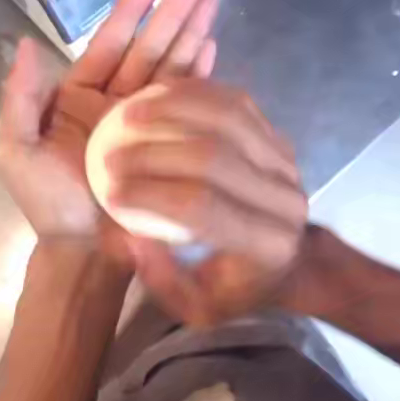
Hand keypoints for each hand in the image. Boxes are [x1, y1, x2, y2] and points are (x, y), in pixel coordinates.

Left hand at [0, 0, 219, 251]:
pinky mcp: (168, 147)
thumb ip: (19, 99)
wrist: (85, 251)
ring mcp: (144, 125)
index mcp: (78, 99)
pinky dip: (200, 78)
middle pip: (147, 50)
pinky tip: (214, 50)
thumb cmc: (50, 203)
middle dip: (171, 14)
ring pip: (170, 71)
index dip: (129, 11)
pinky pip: (186, 107)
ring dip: (192, 36)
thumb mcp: (16, 150)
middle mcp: (115, 105)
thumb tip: (25, 44)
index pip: (108, 45)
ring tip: (212, 0)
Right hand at [97, 81, 309, 324]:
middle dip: (153, 155)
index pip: (203, 210)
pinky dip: (194, 93)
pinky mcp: (277, 138)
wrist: (290, 261)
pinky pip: (235, 103)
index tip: (110, 194)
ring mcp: (286, 162)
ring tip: (126, 114)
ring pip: (228, 119)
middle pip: (214, 159)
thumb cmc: (236, 287)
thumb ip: (162, 278)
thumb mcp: (197, 307)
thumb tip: (129, 235)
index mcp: (268, 245)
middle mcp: (285, 199)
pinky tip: (156, 95)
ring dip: (172, 110)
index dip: (151, 197)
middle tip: (109, 158)